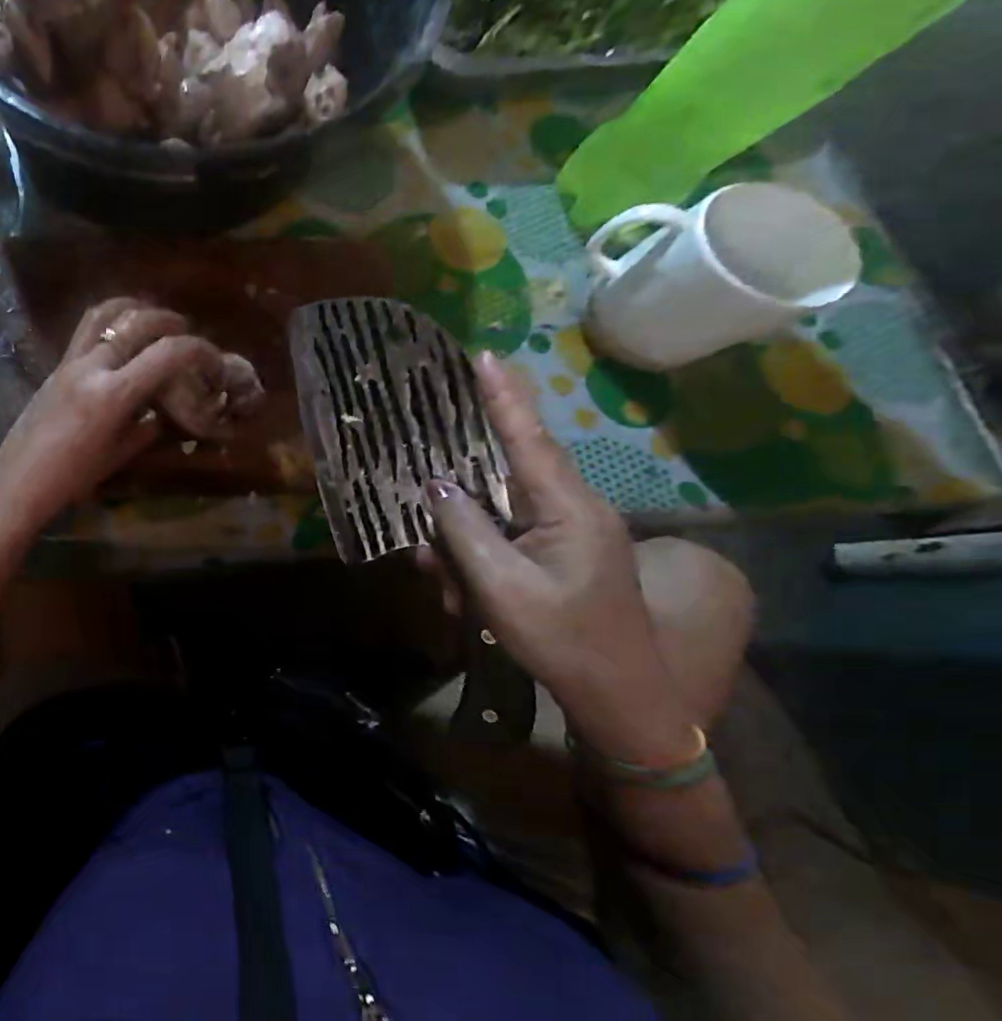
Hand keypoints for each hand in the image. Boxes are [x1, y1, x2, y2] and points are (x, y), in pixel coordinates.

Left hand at [0, 298, 218, 535]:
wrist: (17, 482)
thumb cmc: (71, 480)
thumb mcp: (117, 455)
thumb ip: (146, 427)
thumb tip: (165, 410)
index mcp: (112, 395)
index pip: (167, 353)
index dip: (199, 349)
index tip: (213, 359)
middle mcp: (91, 367)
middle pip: (139, 321)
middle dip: (172, 322)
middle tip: (188, 334)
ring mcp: (69, 362)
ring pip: (106, 313)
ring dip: (137, 309)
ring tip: (154, 321)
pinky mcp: (55, 366)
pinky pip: (85, 329)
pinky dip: (110, 321)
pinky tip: (122, 336)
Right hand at [422, 352, 698, 763]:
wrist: (619, 696)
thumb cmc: (562, 638)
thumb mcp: (500, 587)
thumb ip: (464, 531)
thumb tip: (434, 486)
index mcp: (569, 510)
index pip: (528, 441)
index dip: (503, 399)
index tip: (484, 357)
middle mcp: (571, 511)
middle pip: (496, 486)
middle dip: (456, 521)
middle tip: (436, 564)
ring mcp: (565, 533)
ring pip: (491, 519)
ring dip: (461, 554)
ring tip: (453, 599)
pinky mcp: (557, 553)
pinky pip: (501, 542)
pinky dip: (475, 567)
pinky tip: (465, 602)